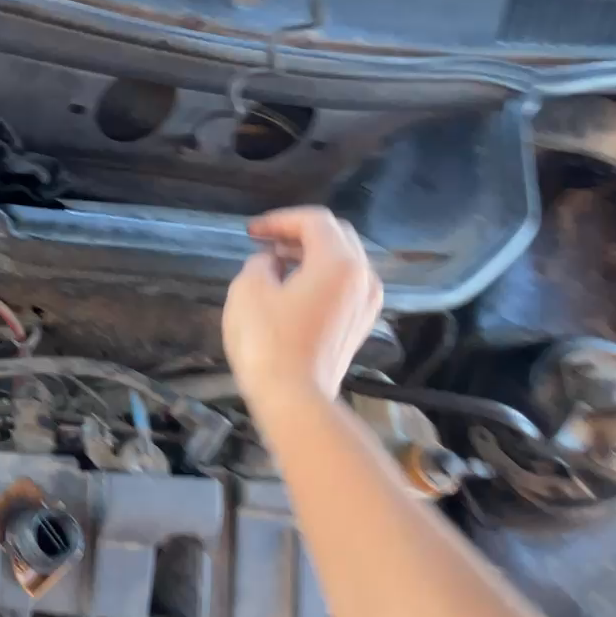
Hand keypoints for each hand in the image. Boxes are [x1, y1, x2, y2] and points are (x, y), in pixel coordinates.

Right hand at [223, 206, 381, 406]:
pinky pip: (344, 285)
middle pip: (336, 237)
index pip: (314, 221)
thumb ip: (259, 264)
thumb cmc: (266, 341)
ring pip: (343, 261)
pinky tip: (293, 290)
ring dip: (310, 255)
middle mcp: (364, 277)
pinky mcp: (359, 324)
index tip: (250, 232)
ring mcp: (367, 303)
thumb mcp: (247, 290)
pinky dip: (320, 276)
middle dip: (298, 233)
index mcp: (339, 262)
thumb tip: (270, 263)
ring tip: (276, 264)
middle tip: (264, 242)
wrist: (293, 397)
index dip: (279, 220)